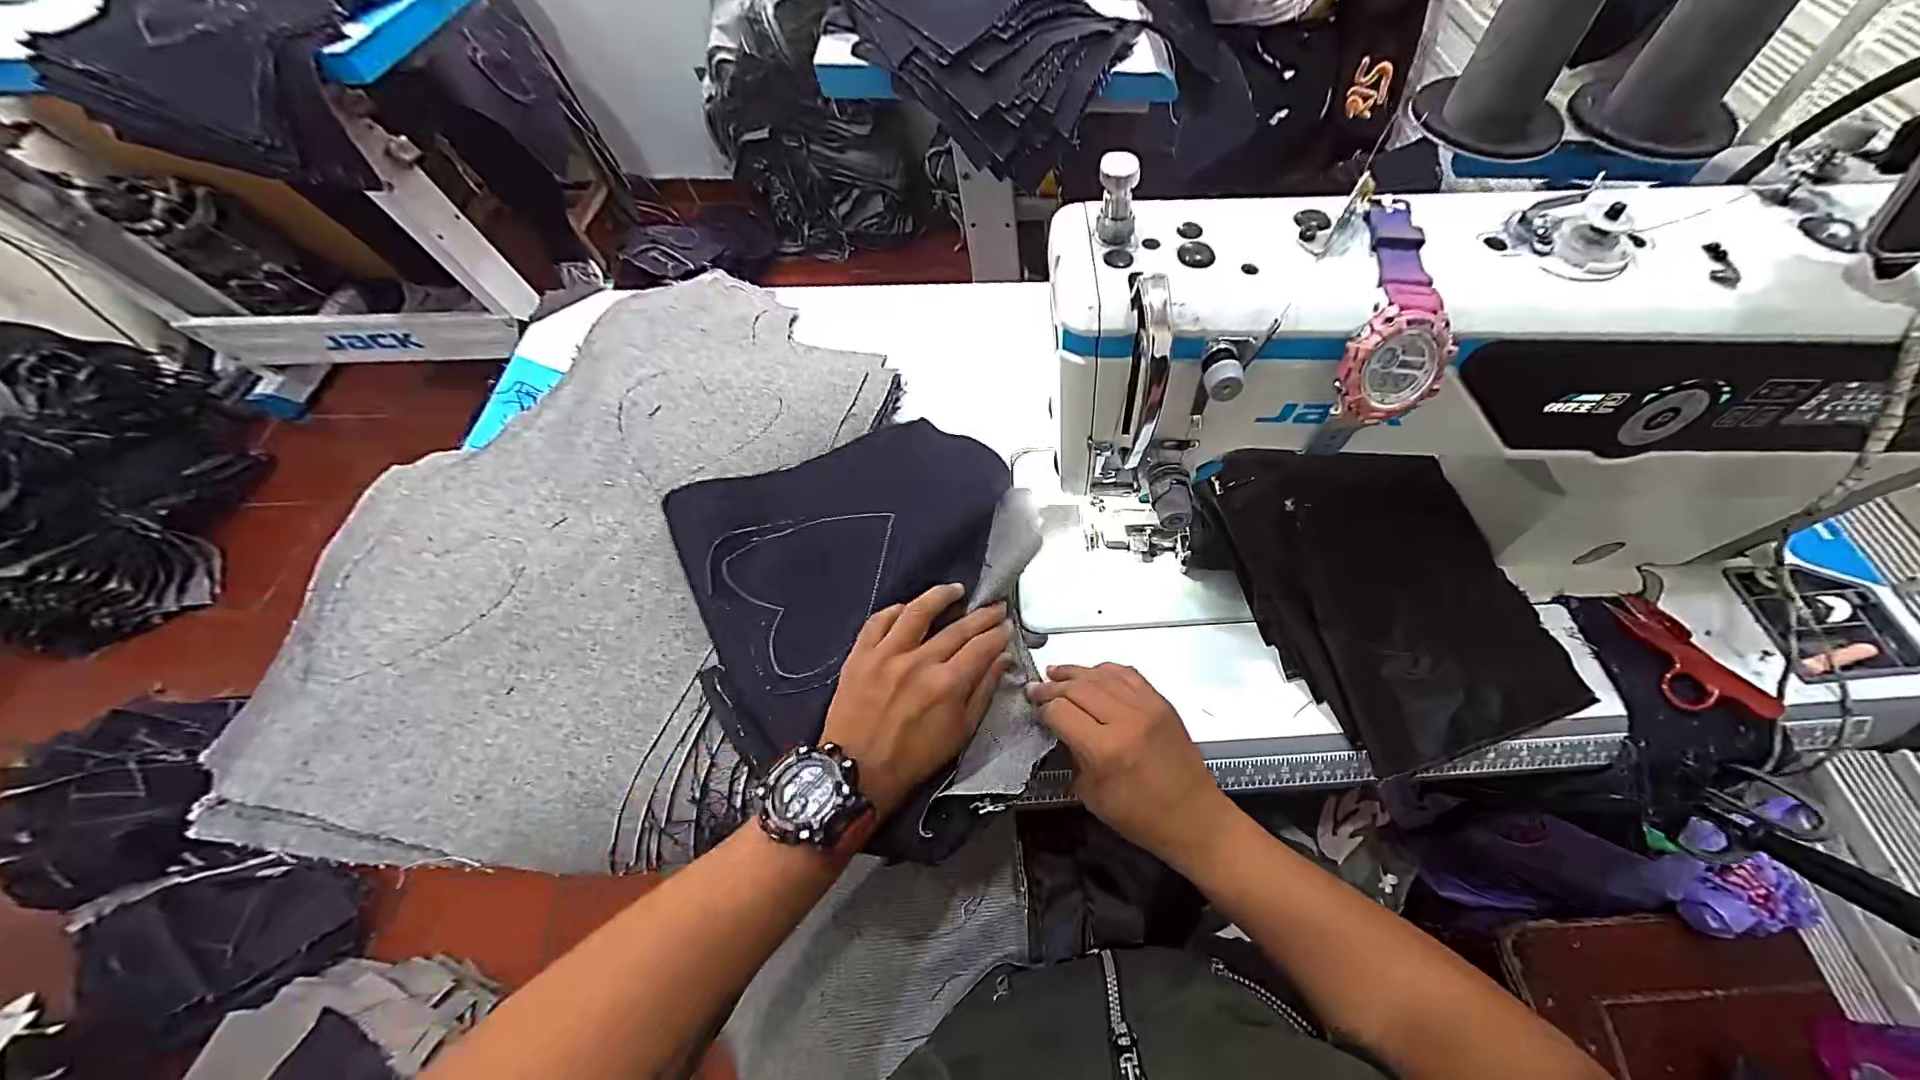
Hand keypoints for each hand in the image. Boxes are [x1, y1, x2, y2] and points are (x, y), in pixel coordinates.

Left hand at [821, 583, 1011, 817]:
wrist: (858, 771)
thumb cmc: (911, 759)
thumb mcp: (959, 733)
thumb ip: (983, 692)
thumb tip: (1001, 661)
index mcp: (947, 684)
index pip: (981, 646)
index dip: (998, 634)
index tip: (1006, 627)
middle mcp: (918, 663)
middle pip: (958, 627)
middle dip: (981, 615)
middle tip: (994, 607)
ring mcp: (886, 655)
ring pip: (917, 611)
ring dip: (939, 596)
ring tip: (954, 590)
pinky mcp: (860, 655)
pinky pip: (878, 621)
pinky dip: (895, 610)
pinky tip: (907, 607)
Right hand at [1027, 663, 1233, 861]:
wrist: (1194, 818)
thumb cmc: (1142, 816)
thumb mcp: (1092, 794)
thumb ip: (1073, 755)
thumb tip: (1059, 727)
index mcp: (1106, 749)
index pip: (1061, 711)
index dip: (1042, 709)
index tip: (1035, 711)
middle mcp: (1127, 720)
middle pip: (1077, 687)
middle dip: (1052, 687)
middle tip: (1036, 690)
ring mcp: (1147, 707)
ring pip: (1100, 675)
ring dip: (1074, 672)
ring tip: (1055, 672)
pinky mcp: (1161, 703)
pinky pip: (1127, 674)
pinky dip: (1104, 670)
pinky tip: (1091, 674)